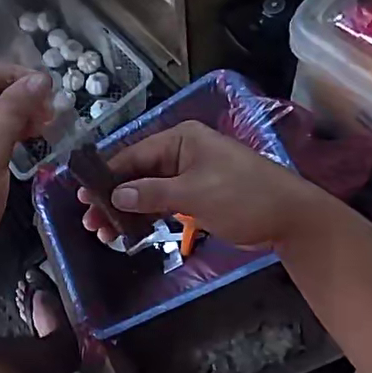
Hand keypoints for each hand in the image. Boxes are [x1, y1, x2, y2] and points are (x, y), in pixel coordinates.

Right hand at [78, 121, 330, 249]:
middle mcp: (181, 153)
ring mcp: (189, 176)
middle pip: (136, 174)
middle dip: (113, 197)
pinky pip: (162, 203)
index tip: (83, 195)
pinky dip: (146, 216)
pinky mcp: (196, 197)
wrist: (288, 218)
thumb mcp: (194, 193)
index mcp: (181, 139)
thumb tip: (115, 195)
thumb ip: (152, 193)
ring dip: (126, 210)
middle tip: (90, 222)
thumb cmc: (243, 196)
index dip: (107, 176)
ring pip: (147, 191)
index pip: (133, 154)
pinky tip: (128, 232)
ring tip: (103, 233)